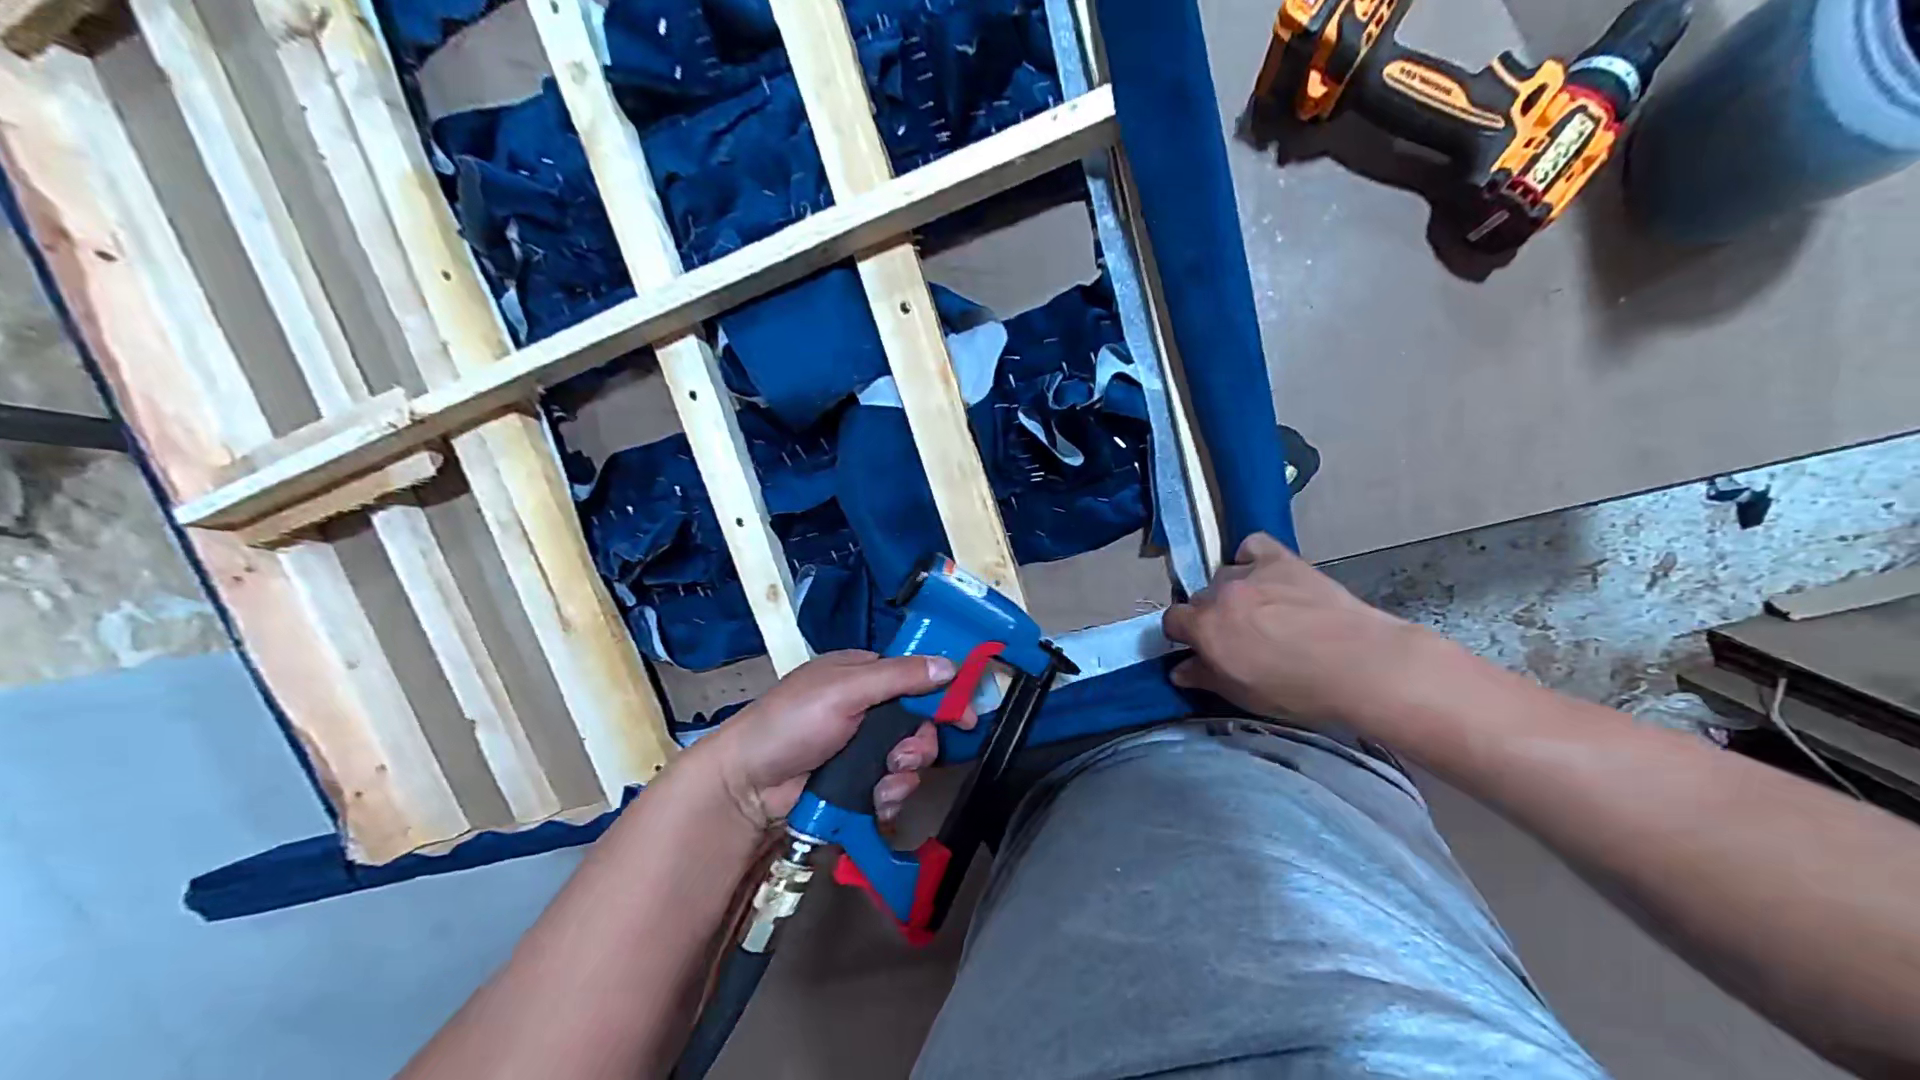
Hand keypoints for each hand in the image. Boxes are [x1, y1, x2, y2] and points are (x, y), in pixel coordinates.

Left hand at [695, 650, 975, 829]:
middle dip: (919, 743)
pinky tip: (871, 799)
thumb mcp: (845, 689)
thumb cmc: (790, 724)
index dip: (944, 692)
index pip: (916, 676)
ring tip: (880, 780)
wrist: (747, 789)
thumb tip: (949, 665)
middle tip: (903, 755)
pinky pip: (893, 789)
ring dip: (902, 774)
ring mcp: (862, 750)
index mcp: (861, 674)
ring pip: (910, 760)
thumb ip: (899, 677)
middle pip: (920, 723)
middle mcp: (866, 709)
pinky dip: (888, 797)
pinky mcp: (858, 785)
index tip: (967, 712)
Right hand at [1162, 533, 1431, 723]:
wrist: (1362, 665)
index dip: (1184, 634)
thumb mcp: (1244, 695)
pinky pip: (1252, 547)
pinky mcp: (1281, 560)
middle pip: (1199, 597)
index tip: (1200, 646)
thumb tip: (1180, 669)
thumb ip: (1206, 677)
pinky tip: (1265, 575)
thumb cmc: (1300, 690)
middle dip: (1210, 614)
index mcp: (1204, 628)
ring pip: (1224, 575)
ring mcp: (1250, 573)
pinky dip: (1251, 557)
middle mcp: (1219, 595)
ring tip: (1259, 608)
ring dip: (1232, 590)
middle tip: (1236, 634)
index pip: (1172, 620)